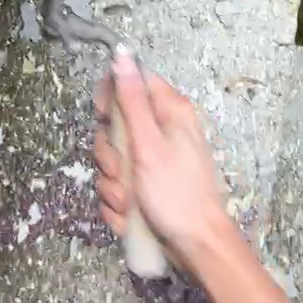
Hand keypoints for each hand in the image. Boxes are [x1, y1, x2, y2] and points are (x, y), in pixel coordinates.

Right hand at [93, 51, 234, 269]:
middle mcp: (161, 129)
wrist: (198, 248)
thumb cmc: (176, 193)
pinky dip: (119, 202)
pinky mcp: (147, 185)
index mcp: (168, 109)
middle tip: (121, 171)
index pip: (131, 80)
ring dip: (114, 183)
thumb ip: (131, 99)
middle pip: (115, 123)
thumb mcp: (149, 144)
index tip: (103, 117)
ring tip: (129, 201)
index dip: (111, 95)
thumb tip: (121, 54)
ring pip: (113, 159)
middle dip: (110, 154)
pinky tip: (130, 215)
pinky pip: (118, 185)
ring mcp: (153, 159)